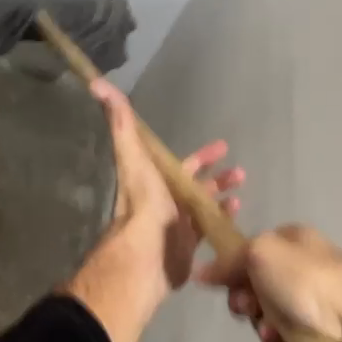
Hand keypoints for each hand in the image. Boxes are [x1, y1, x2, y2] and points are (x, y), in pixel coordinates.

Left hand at [64, 80, 240, 341]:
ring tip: (244, 190)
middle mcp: (164, 200)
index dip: (201, 156)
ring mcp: (176, 224)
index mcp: (153, 180)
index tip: (223, 146)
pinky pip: (207, 231)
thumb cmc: (142, 206)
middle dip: (216, 176)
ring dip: (222, 196)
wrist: (144, 256)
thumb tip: (98, 84)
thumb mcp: (133, 158)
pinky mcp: (186, 247)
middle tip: (240, 170)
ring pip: (203, 206)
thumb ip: (121, 125)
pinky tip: (237, 216)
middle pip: (193, 184)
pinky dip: (222, 222)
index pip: (179, 162)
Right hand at [196, 224, 341, 341]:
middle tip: (250, 313)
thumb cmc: (310, 283)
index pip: (253, 249)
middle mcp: (310, 266)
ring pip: (274, 316)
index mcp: (295, 240)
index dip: (235, 269)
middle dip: (249, 304)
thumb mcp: (260, 255)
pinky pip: (294, 341)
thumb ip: (228, 261)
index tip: (228, 287)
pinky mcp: (332, 334)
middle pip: (260, 285)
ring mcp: (323, 301)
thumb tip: (202, 272)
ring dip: (263, 330)